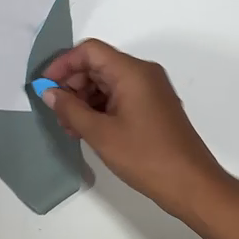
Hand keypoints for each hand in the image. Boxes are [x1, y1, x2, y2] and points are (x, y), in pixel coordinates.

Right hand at [39, 40, 227, 208]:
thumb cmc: (145, 157)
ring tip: (70, 127)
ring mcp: (151, 90)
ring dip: (84, 99)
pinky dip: (100, 107)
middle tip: (56, 111)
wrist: (193, 187)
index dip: (63, 64)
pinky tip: (88, 129)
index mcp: (132, 72)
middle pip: (98, 65)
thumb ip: (70, 109)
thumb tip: (49, 92)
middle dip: (72, 85)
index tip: (44, 86)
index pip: (89, 51)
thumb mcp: (100, 134)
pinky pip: (119, 96)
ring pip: (106, 82)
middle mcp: (143, 73)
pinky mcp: (153, 106)